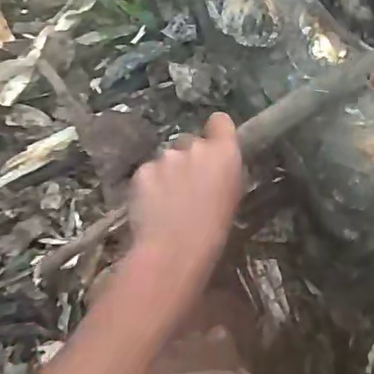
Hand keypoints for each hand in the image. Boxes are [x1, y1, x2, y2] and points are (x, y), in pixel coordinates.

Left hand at [126, 113, 245, 279]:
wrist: (173, 251)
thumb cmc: (214, 233)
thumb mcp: (232, 198)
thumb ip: (222, 173)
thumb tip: (214, 170)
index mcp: (224, 153)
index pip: (220, 121)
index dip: (216, 132)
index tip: (214, 147)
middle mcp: (195, 147)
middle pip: (191, 142)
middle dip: (189, 159)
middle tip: (188, 188)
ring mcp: (165, 157)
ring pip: (167, 159)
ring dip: (167, 174)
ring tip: (167, 204)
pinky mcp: (142, 171)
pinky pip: (148, 173)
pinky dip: (149, 186)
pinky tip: (151, 208)